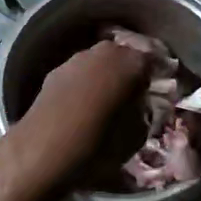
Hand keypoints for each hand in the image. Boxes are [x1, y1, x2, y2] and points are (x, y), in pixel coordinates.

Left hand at [0, 36, 167, 198]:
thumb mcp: (137, 136)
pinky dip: (83, 83)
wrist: (44, 149)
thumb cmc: (100, 144)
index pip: (154, 60)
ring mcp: (77, 57)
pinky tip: (81, 103)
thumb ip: (144, 113)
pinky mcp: (55, 70)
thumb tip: (140, 105)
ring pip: (99, 61)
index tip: (156, 91)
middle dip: (129, 71)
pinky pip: (79, 73)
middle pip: (124, 55)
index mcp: (133, 62)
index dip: (156, 76)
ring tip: (105, 99)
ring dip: (104, 75)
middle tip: (132, 93)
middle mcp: (106, 51)